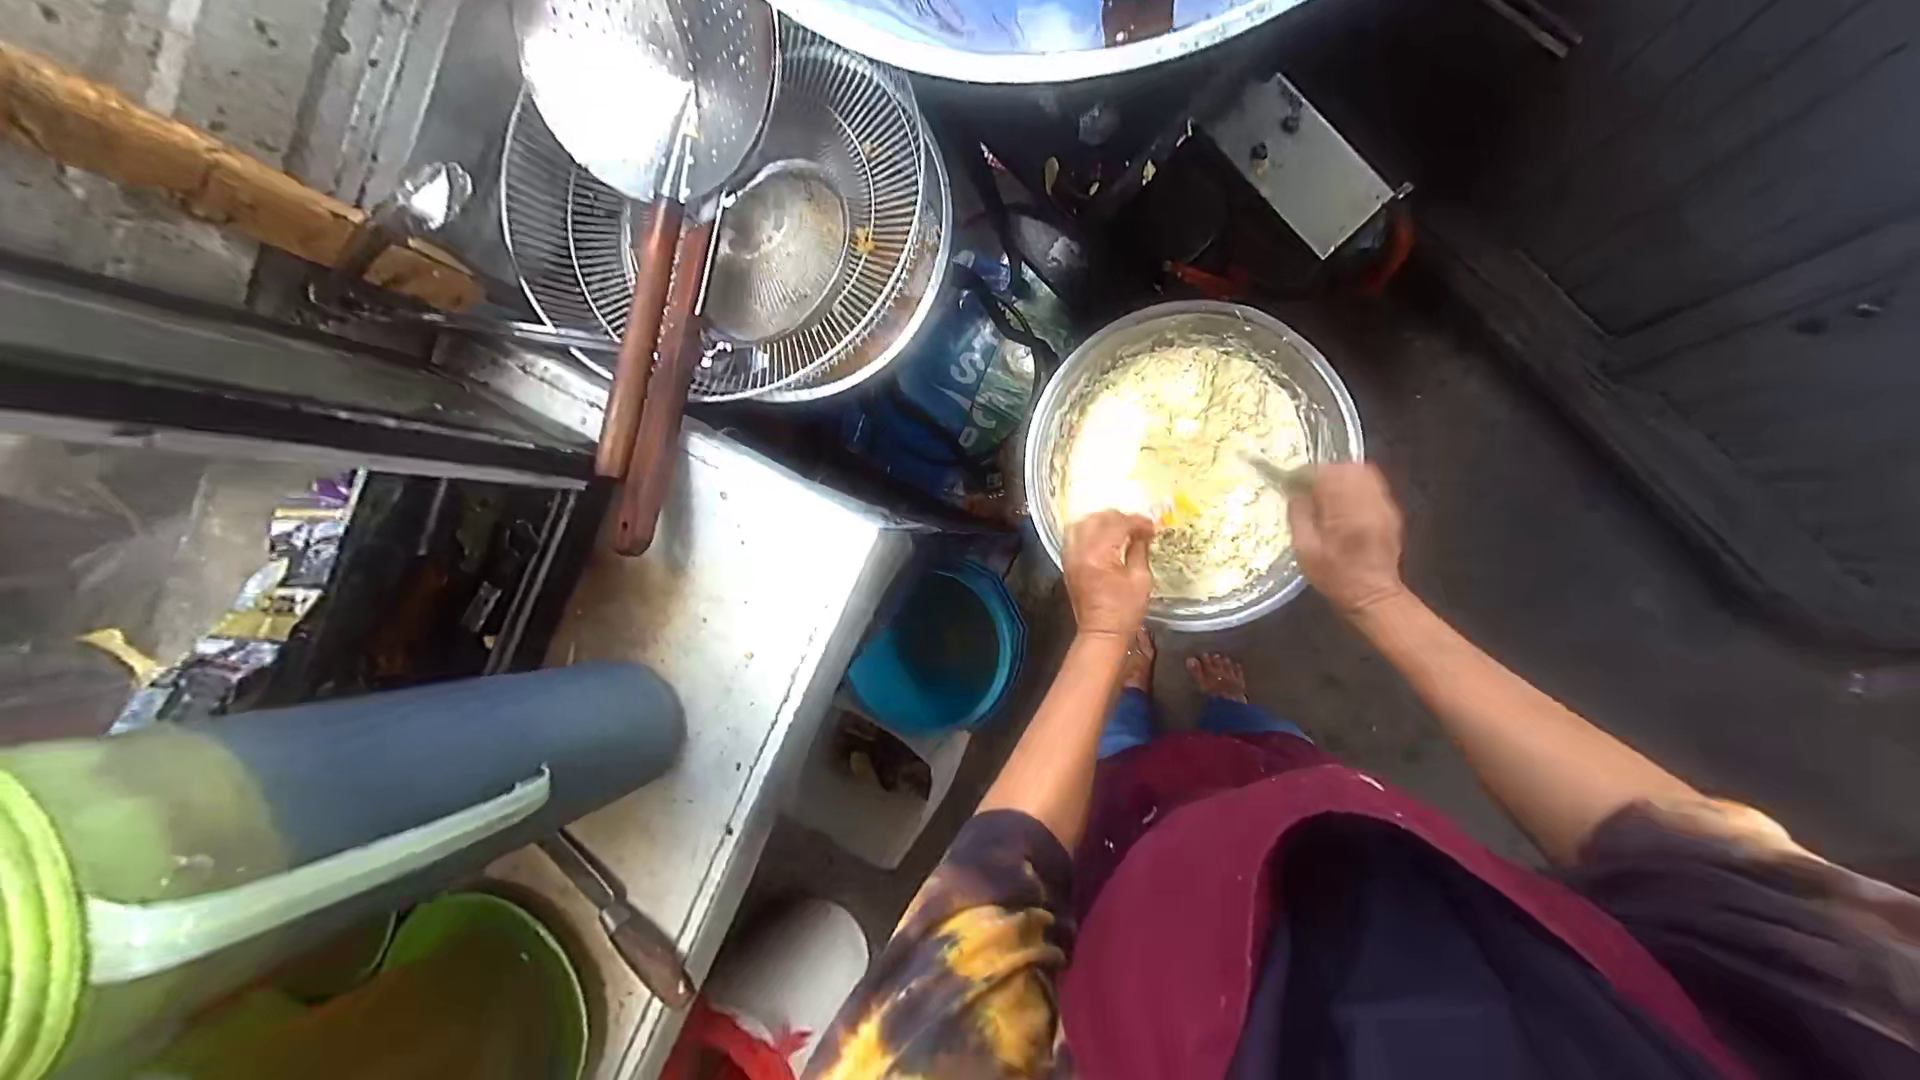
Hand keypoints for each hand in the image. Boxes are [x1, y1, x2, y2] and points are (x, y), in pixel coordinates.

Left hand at [1063, 511, 1155, 639]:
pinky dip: (1088, 530)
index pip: (1118, 524)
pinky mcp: (1067, 563)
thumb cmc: (1125, 611)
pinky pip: (1073, 536)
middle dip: (1119, 518)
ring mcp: (1070, 556)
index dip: (1137, 522)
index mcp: (1099, 555)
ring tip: (1119, 528)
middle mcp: (1080, 551)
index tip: (1151, 528)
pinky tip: (1102, 536)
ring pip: (1081, 523)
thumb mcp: (1141, 579)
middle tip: (1137, 526)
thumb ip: (1139, 550)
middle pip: (1097, 519)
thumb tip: (1142, 534)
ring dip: (1101, 521)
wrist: (1101, 633)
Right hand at [1287, 463, 1407, 615]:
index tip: (1291, 481)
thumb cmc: (1333, 577)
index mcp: (1343, 515)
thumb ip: (1299, 516)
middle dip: (1324, 470)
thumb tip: (1295, 492)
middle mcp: (1367, 505)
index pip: (1325, 475)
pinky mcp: (1390, 511)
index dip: (1304, 473)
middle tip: (1308, 484)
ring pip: (1363, 471)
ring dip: (1340, 474)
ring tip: (1325, 489)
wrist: (1373, 595)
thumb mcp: (1304, 550)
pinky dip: (1354, 483)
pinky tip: (1342, 499)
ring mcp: (1383, 506)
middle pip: (1347, 467)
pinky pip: (1372, 483)